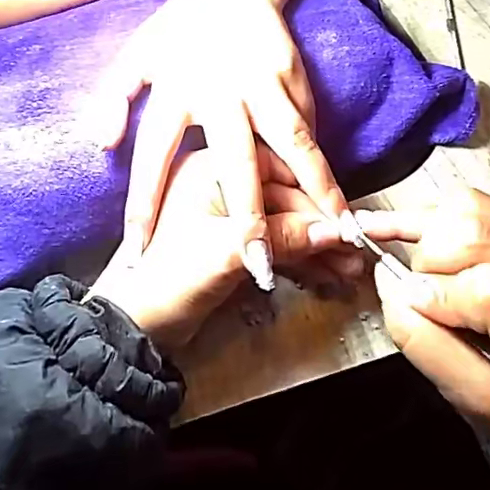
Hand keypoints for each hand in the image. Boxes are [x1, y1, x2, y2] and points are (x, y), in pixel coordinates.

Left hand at [89, 147, 399, 349]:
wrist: (135, 323)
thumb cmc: (168, 279)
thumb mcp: (225, 256)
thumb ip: (280, 239)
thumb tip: (333, 231)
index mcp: (206, 166)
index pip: (271, 170)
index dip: (311, 199)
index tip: (345, 226)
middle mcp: (216, 180)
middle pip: (280, 195)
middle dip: (318, 225)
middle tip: (354, 254)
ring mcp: (223, 209)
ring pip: (280, 219)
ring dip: (314, 245)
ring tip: (348, 270)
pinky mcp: (229, 237)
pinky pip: (272, 239)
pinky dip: (298, 256)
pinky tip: (326, 273)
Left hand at [91, 0, 351, 288]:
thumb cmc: (177, 30)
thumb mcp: (135, 57)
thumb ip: (112, 99)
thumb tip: (100, 146)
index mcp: (172, 90)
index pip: (152, 156)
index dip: (144, 204)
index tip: (137, 251)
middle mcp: (219, 93)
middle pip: (234, 161)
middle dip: (245, 216)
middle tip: (252, 265)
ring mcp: (260, 86)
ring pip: (289, 147)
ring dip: (309, 194)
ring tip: (330, 236)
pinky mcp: (291, 80)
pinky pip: (306, 128)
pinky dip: (322, 165)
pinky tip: (336, 199)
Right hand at [372, 191, 489, 464]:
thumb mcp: (480, 406)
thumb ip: (427, 345)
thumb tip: (393, 286)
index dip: (441, 293)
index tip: (416, 305)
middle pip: (475, 238)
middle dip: (428, 264)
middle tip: (421, 297)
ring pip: (467, 211)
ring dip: (425, 238)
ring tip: (417, 269)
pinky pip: (465, 201)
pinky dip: (421, 215)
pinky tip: (389, 226)